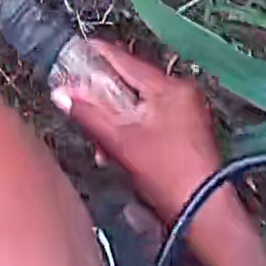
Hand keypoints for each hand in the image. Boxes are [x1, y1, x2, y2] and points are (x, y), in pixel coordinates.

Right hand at [53, 40, 225, 221]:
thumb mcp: (119, 142)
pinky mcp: (186, 129)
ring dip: (114, 115)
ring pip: (138, 101)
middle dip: (103, 94)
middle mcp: (181, 92)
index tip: (77, 47)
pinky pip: (149, 115)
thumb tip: (61, 93)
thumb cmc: (168, 178)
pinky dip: (130, 125)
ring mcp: (186, 111)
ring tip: (98, 135)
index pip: (125, 60)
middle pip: (130, 82)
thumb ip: (87, 113)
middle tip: (79, 94)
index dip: (98, 53)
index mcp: (169, 88)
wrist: (204, 218)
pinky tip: (115, 144)